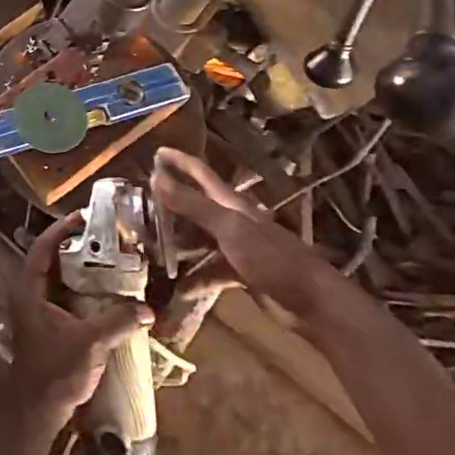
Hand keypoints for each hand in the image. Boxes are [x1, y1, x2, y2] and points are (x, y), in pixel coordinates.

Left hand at [4, 212, 153, 436]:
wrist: (36, 413)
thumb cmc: (55, 372)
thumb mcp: (89, 344)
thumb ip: (118, 322)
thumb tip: (148, 308)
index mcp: (29, 291)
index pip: (42, 248)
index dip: (61, 229)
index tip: (84, 216)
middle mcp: (30, 295)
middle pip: (51, 259)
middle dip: (76, 245)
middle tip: (105, 235)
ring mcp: (38, 311)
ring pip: (59, 278)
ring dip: (81, 267)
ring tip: (109, 256)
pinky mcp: (49, 325)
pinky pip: (65, 295)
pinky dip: (83, 288)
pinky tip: (106, 290)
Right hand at [152, 148, 348, 327]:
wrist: (311, 301)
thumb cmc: (271, 258)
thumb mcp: (229, 228)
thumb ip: (193, 204)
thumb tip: (157, 177)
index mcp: (232, 203)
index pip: (201, 173)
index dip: (179, 161)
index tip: (156, 152)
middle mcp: (235, 220)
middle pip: (198, 207)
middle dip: (173, 206)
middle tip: (144, 209)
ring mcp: (239, 247)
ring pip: (202, 240)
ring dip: (181, 245)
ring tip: (155, 249)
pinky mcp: (243, 273)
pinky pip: (212, 271)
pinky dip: (197, 278)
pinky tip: (181, 288)